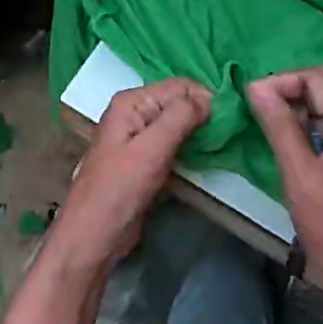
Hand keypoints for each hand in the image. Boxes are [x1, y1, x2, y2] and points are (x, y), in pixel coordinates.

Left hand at [50, 77, 212, 271]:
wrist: (93, 238)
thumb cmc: (120, 190)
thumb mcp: (152, 149)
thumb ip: (180, 116)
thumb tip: (209, 98)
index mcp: (131, 101)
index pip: (178, 85)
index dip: (204, 97)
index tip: (228, 117)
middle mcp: (134, 112)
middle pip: (178, 101)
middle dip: (203, 112)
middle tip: (228, 130)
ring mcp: (138, 135)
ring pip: (177, 122)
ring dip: (198, 130)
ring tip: (221, 141)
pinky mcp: (144, 158)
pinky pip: (173, 142)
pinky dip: (189, 145)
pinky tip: (205, 154)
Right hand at [247, 65, 322, 299]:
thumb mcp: (300, 179)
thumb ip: (281, 128)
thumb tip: (257, 86)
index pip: (320, 79)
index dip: (284, 80)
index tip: (254, 97)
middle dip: (294, 85)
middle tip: (264, 105)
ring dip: (304, 102)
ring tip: (276, 122)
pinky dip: (317, 119)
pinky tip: (297, 140)